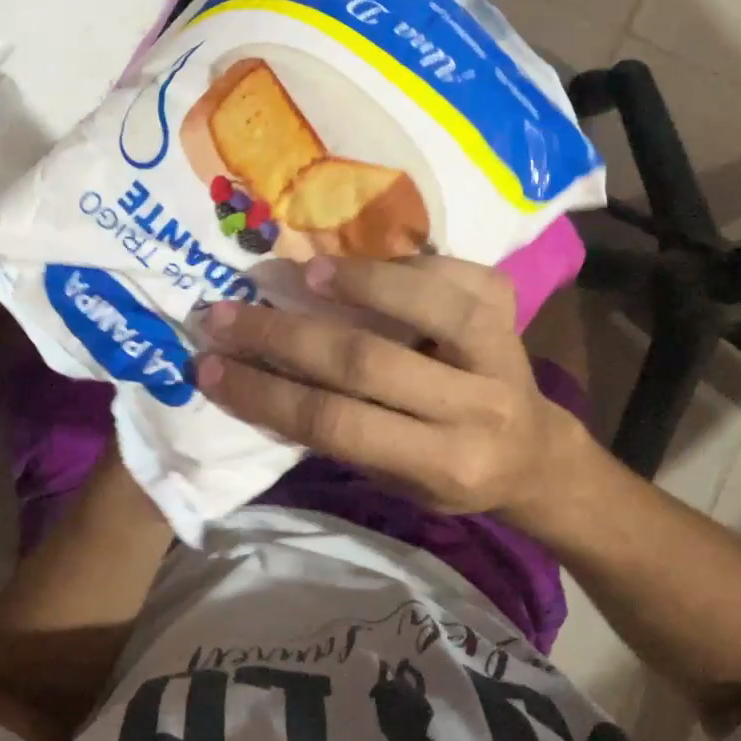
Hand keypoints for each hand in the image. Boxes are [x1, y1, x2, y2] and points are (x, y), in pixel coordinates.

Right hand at [195, 255, 594, 516]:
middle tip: (223, 315)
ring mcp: (504, 353)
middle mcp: (479, 410)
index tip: (206, 369)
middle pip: (367, 362)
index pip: (336, 423)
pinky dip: (402, 263)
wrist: (534, 453)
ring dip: (359, 284)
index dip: (264, 395)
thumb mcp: (390, 477)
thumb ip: (334, 430)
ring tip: (300, 275)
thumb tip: (255, 375)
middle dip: (282, 336)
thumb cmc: (445, 473)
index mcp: (443, 464)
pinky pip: (456, 273)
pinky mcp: (510, 311)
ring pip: (429, 307)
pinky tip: (356, 263)